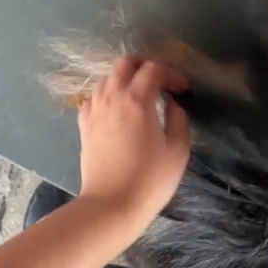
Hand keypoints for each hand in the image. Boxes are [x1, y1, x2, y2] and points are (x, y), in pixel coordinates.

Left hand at [73, 55, 190, 228]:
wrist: (111, 205)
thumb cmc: (150, 180)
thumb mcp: (178, 149)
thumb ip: (178, 118)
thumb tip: (172, 102)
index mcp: (136, 100)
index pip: (154, 69)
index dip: (172, 74)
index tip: (182, 90)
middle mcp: (112, 98)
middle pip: (125, 63)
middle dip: (145, 65)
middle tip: (160, 79)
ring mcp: (94, 110)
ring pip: (107, 77)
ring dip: (125, 78)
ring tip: (140, 94)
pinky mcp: (84, 125)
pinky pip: (94, 97)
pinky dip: (108, 95)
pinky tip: (117, 109)